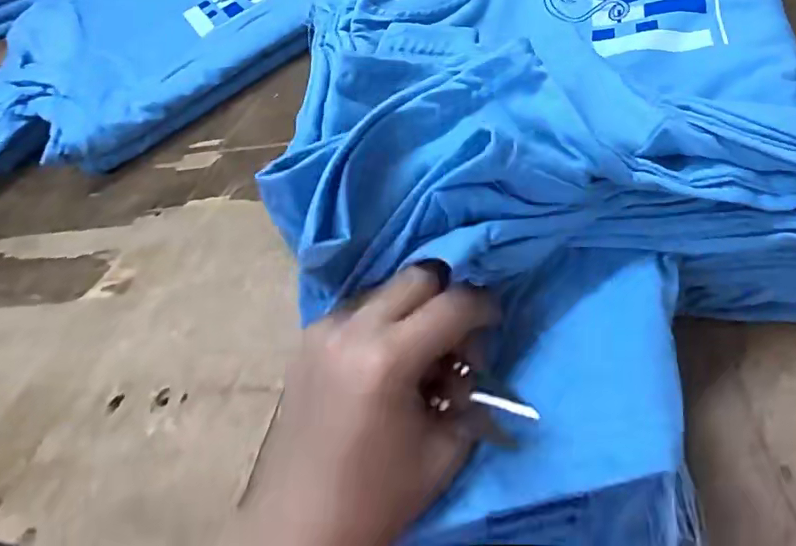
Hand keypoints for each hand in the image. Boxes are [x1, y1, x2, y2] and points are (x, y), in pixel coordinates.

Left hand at [226, 265, 498, 545]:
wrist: (301, 526)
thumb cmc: (378, 496)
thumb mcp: (444, 450)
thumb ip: (467, 390)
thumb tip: (471, 353)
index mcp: (387, 358)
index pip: (452, 303)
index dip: (483, 306)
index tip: (494, 321)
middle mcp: (352, 327)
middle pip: (419, 275)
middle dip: (447, 297)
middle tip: (457, 340)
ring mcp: (325, 326)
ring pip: (387, 287)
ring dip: (414, 309)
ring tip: (418, 359)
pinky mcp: (308, 334)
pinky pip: (360, 307)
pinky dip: (383, 321)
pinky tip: (385, 364)